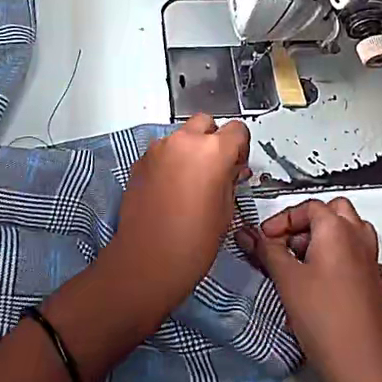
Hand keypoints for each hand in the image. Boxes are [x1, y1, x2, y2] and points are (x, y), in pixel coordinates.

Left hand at [92, 114, 250, 327]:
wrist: (149, 258)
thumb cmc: (193, 242)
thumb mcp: (226, 211)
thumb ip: (229, 180)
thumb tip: (229, 170)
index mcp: (212, 151)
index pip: (237, 129)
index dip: (241, 146)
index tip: (237, 163)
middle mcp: (183, 142)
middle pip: (205, 123)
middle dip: (213, 140)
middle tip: (216, 168)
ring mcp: (158, 149)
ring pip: (181, 136)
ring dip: (189, 150)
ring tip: (192, 182)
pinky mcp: (140, 161)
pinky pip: (162, 151)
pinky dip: (170, 161)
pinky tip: (172, 189)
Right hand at [236, 198, 381, 381]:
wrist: (363, 370)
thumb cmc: (329, 324)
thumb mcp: (285, 279)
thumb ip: (266, 251)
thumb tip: (251, 236)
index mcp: (337, 230)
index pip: (307, 207)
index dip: (282, 220)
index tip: (266, 238)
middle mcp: (360, 243)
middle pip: (335, 213)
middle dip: (308, 223)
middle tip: (286, 243)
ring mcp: (374, 267)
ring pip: (355, 234)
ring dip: (330, 239)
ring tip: (307, 260)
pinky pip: (377, 267)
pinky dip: (362, 265)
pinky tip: (345, 278)